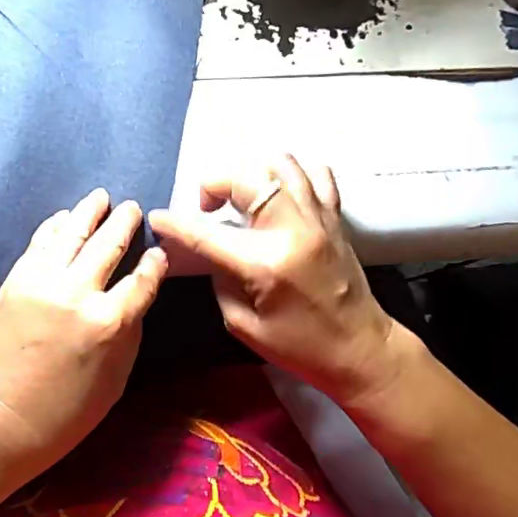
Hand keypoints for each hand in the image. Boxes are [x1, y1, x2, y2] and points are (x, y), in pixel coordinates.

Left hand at [0, 189, 167, 496]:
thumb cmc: (62, 415)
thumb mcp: (114, 383)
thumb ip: (128, 335)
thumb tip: (133, 302)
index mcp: (110, 322)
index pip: (142, 281)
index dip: (154, 263)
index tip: (159, 251)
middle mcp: (78, 292)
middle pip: (107, 245)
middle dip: (123, 222)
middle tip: (132, 207)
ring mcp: (42, 281)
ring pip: (71, 234)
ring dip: (89, 212)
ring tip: (101, 197)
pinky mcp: (15, 279)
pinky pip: (40, 243)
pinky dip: (54, 226)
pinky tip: (64, 217)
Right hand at [148, 155, 412, 407]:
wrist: (361, 350)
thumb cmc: (299, 346)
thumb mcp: (242, 323)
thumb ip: (220, 279)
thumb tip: (210, 251)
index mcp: (265, 263)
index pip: (207, 233)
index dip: (175, 223)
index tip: (157, 217)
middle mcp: (292, 230)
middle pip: (245, 180)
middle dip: (214, 186)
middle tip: (207, 209)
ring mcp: (318, 218)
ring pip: (281, 166)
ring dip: (252, 176)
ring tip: (243, 199)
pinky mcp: (334, 218)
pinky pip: (315, 175)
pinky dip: (292, 175)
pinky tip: (280, 192)